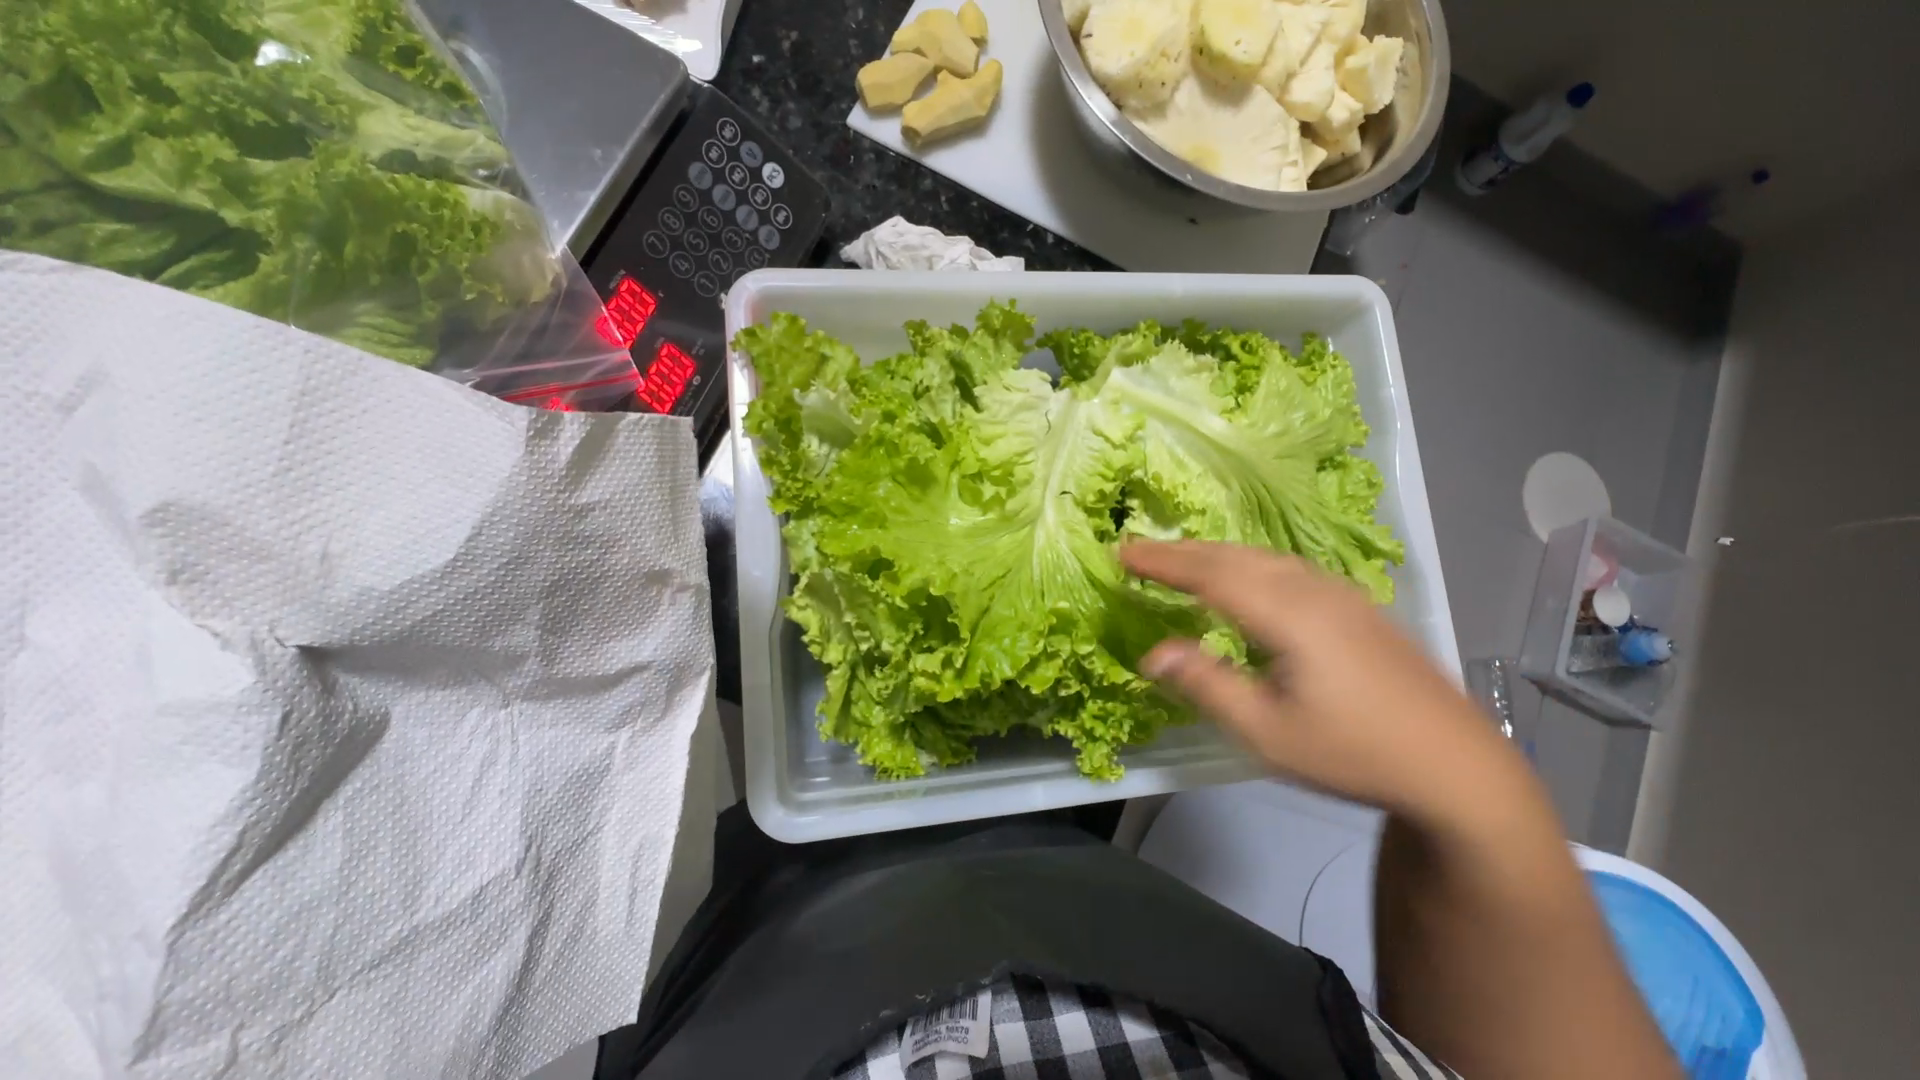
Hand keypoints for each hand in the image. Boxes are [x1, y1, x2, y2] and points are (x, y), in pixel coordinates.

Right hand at [1122, 540, 1522, 824]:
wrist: (1455, 764)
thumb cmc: (1352, 753)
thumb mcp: (1267, 732)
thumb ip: (1207, 685)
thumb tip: (1152, 652)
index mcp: (1289, 615)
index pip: (1211, 573)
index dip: (1163, 560)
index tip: (1121, 551)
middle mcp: (1315, 591)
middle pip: (1238, 556)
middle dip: (1184, 551)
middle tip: (1139, 550)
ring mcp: (1343, 595)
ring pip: (1266, 558)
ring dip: (1218, 554)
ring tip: (1182, 560)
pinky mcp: (1360, 607)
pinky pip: (1289, 568)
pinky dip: (1250, 564)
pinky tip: (1247, 581)